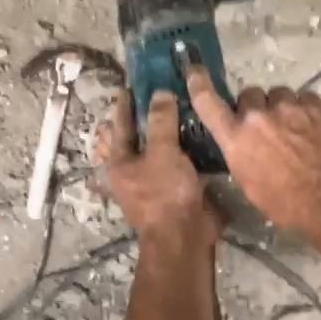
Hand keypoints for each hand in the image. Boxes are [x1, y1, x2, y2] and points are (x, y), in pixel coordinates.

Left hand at [96, 89, 218, 246]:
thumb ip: (160, 121)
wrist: (185, 236)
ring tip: (184, 105)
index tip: (132, 83)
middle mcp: (133, 170)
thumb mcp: (161, 151)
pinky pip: (180, 161)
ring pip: (161, 148)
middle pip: (140, 136)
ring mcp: (155, 180)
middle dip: (149, 115)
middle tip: (163, 91)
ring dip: (171, 130)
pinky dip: (187, 147)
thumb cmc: (165, 193)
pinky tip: (200, 132)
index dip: (125, 103)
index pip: (120, 124)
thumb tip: (160, 93)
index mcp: (119, 161)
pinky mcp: (176, 187)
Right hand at [186, 67, 320, 230]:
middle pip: (249, 94)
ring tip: (294, 127)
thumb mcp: (247, 181)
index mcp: (235, 138)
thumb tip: (242, 142)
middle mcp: (257, 116)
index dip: (199, 83)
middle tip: (267, 125)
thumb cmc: (282, 202)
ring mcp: (287, 107)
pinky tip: (312, 127)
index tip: (195, 71)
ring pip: (278, 93)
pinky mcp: (314, 106)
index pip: (207, 101)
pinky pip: (305, 97)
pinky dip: (306, 109)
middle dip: (255, 106)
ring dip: (281, 106)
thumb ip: (239, 152)